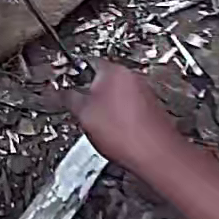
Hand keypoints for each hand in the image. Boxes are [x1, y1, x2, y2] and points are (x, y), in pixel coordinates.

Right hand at [64, 61, 183, 169]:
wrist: (157, 156)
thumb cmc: (124, 133)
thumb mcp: (82, 113)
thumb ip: (68, 96)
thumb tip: (60, 91)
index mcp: (113, 71)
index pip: (86, 62)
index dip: (72, 74)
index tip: (64, 84)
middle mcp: (131, 77)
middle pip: (101, 79)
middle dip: (88, 93)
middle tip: (79, 108)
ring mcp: (143, 93)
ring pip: (114, 93)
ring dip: (104, 105)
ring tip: (97, 124)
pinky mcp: (151, 109)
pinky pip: (127, 107)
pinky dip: (118, 116)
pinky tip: (114, 132)